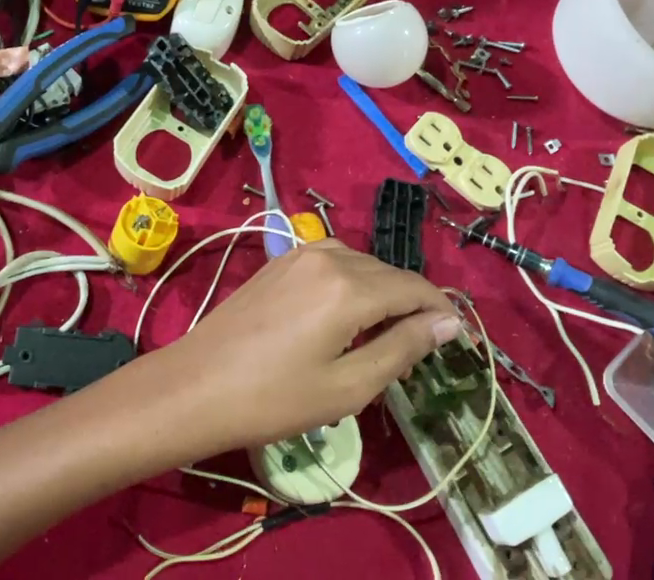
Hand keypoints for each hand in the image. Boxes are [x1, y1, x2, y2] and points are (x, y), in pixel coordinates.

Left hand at [125, 239, 461, 456]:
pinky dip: (352, 281)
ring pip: (360, 263)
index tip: (456, 339)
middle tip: (419, 348)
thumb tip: (446, 323)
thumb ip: (401, 348)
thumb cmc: (274, 399)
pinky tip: (345, 315)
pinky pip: (331, 261)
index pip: (413, 287)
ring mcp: (298, 255)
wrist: (196, 385)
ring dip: (381, 290)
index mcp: (348, 287)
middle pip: (388, 272)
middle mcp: (327, 256)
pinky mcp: (278, 262)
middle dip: (411, 303)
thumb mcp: (348, 387)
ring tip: (384, 335)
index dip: (441, 311)